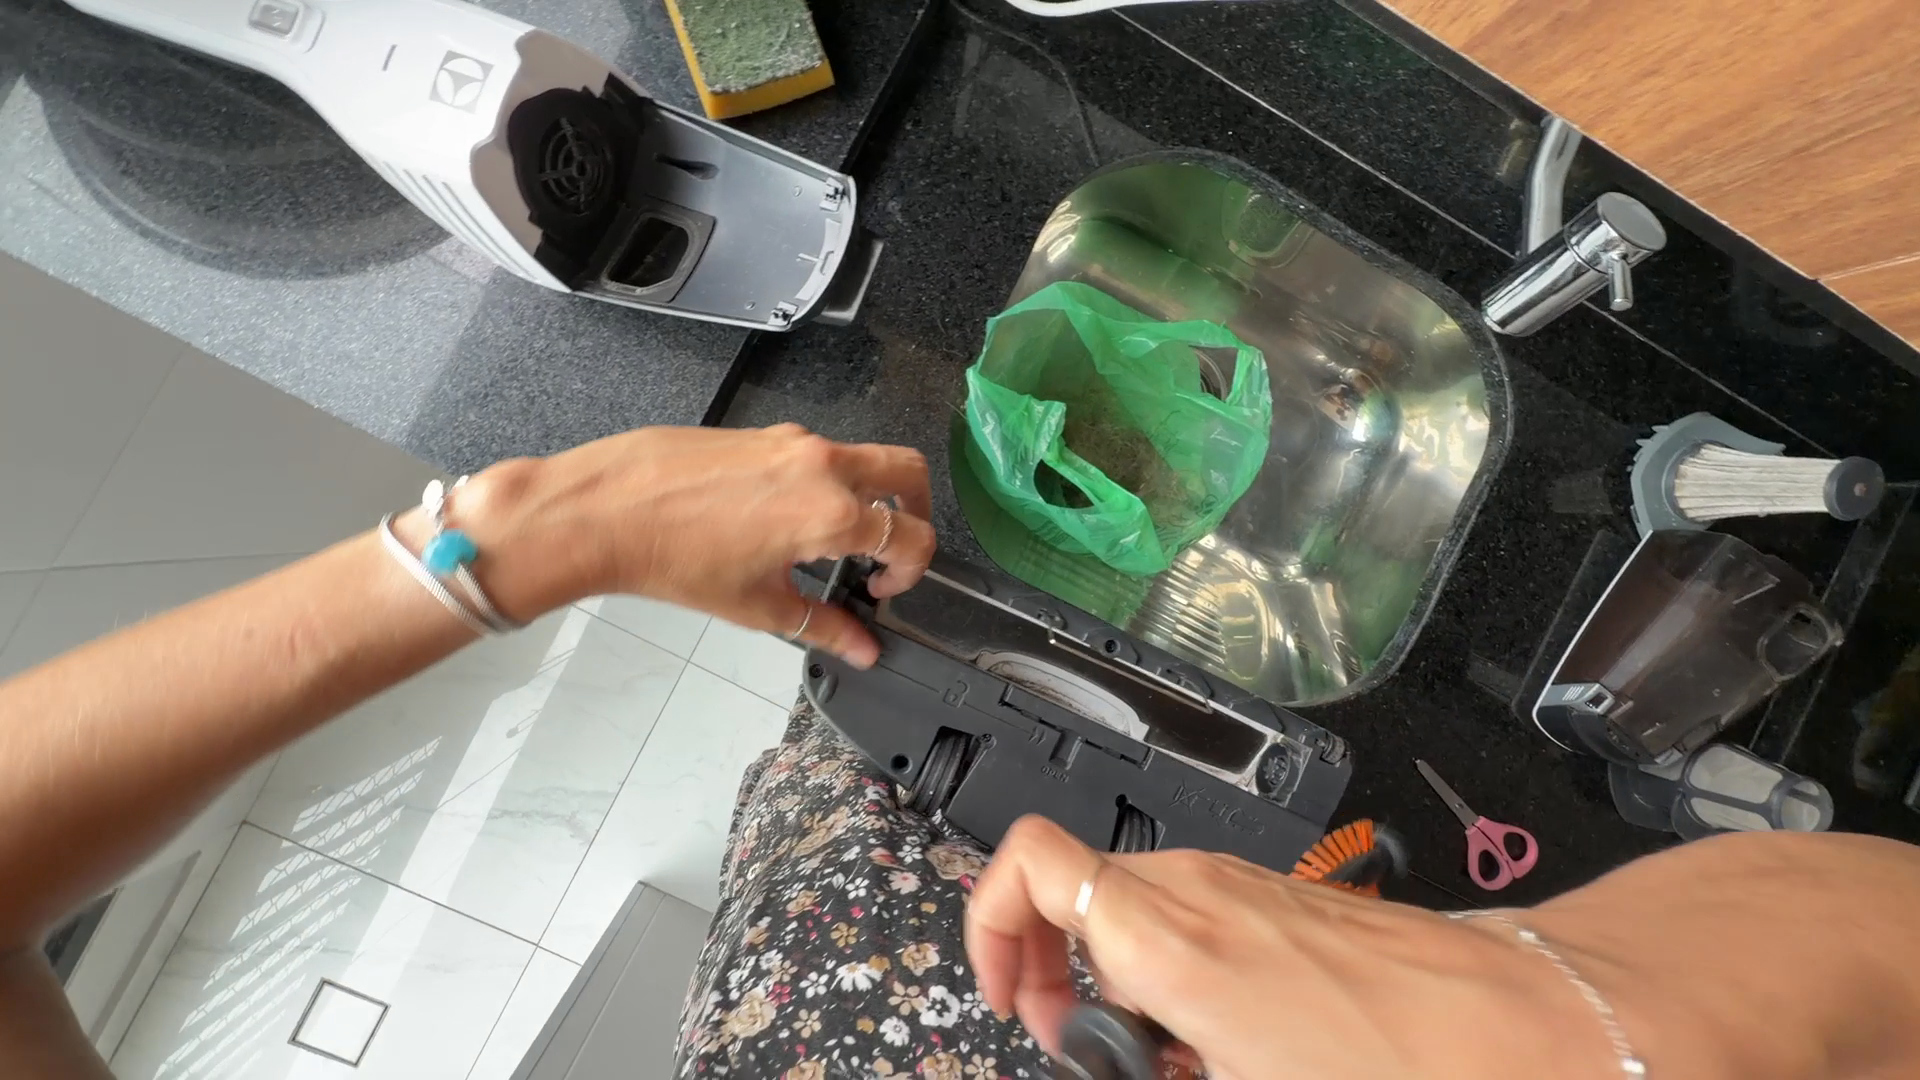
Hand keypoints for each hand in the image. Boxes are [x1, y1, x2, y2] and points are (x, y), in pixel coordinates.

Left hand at [448, 424, 935, 666]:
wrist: (604, 509)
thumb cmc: (677, 562)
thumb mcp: (759, 606)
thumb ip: (826, 626)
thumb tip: (864, 649)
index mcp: (830, 512)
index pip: (911, 535)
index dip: (910, 570)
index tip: (880, 588)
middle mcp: (824, 465)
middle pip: (909, 472)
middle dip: (916, 512)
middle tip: (892, 548)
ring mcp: (795, 442)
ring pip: (866, 458)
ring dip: (869, 497)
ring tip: (830, 540)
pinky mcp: (767, 432)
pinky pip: (823, 453)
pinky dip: (831, 483)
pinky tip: (787, 517)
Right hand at [963, 817, 1662, 1079]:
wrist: (1524, 1028)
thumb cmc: (1402, 1072)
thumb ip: (1155, 1072)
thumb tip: (1116, 1062)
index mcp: (1170, 937)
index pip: (1031, 862)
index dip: (989, 920)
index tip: (1005, 996)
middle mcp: (1185, 887)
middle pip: (1060, 885)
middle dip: (1041, 966)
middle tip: (1074, 1045)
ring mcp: (1223, 882)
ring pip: (1111, 901)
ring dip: (1100, 974)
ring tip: (1150, 1057)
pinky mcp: (1255, 894)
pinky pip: (1167, 912)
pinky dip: (1152, 966)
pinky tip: (1207, 1038)